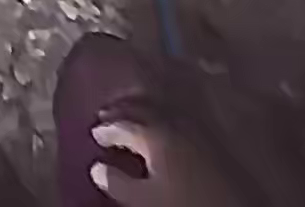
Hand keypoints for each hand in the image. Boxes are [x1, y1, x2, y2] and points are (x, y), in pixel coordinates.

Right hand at [89, 121, 236, 206]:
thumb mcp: (147, 201)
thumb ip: (119, 183)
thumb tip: (96, 168)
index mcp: (154, 132)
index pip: (122, 122)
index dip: (105, 128)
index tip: (93, 132)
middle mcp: (173, 121)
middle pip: (140, 107)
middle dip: (120, 110)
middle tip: (104, 116)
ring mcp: (195, 128)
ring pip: (159, 109)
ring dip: (141, 109)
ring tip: (129, 117)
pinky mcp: (211, 140)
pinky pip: (177, 116)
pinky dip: (161, 117)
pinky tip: (160, 128)